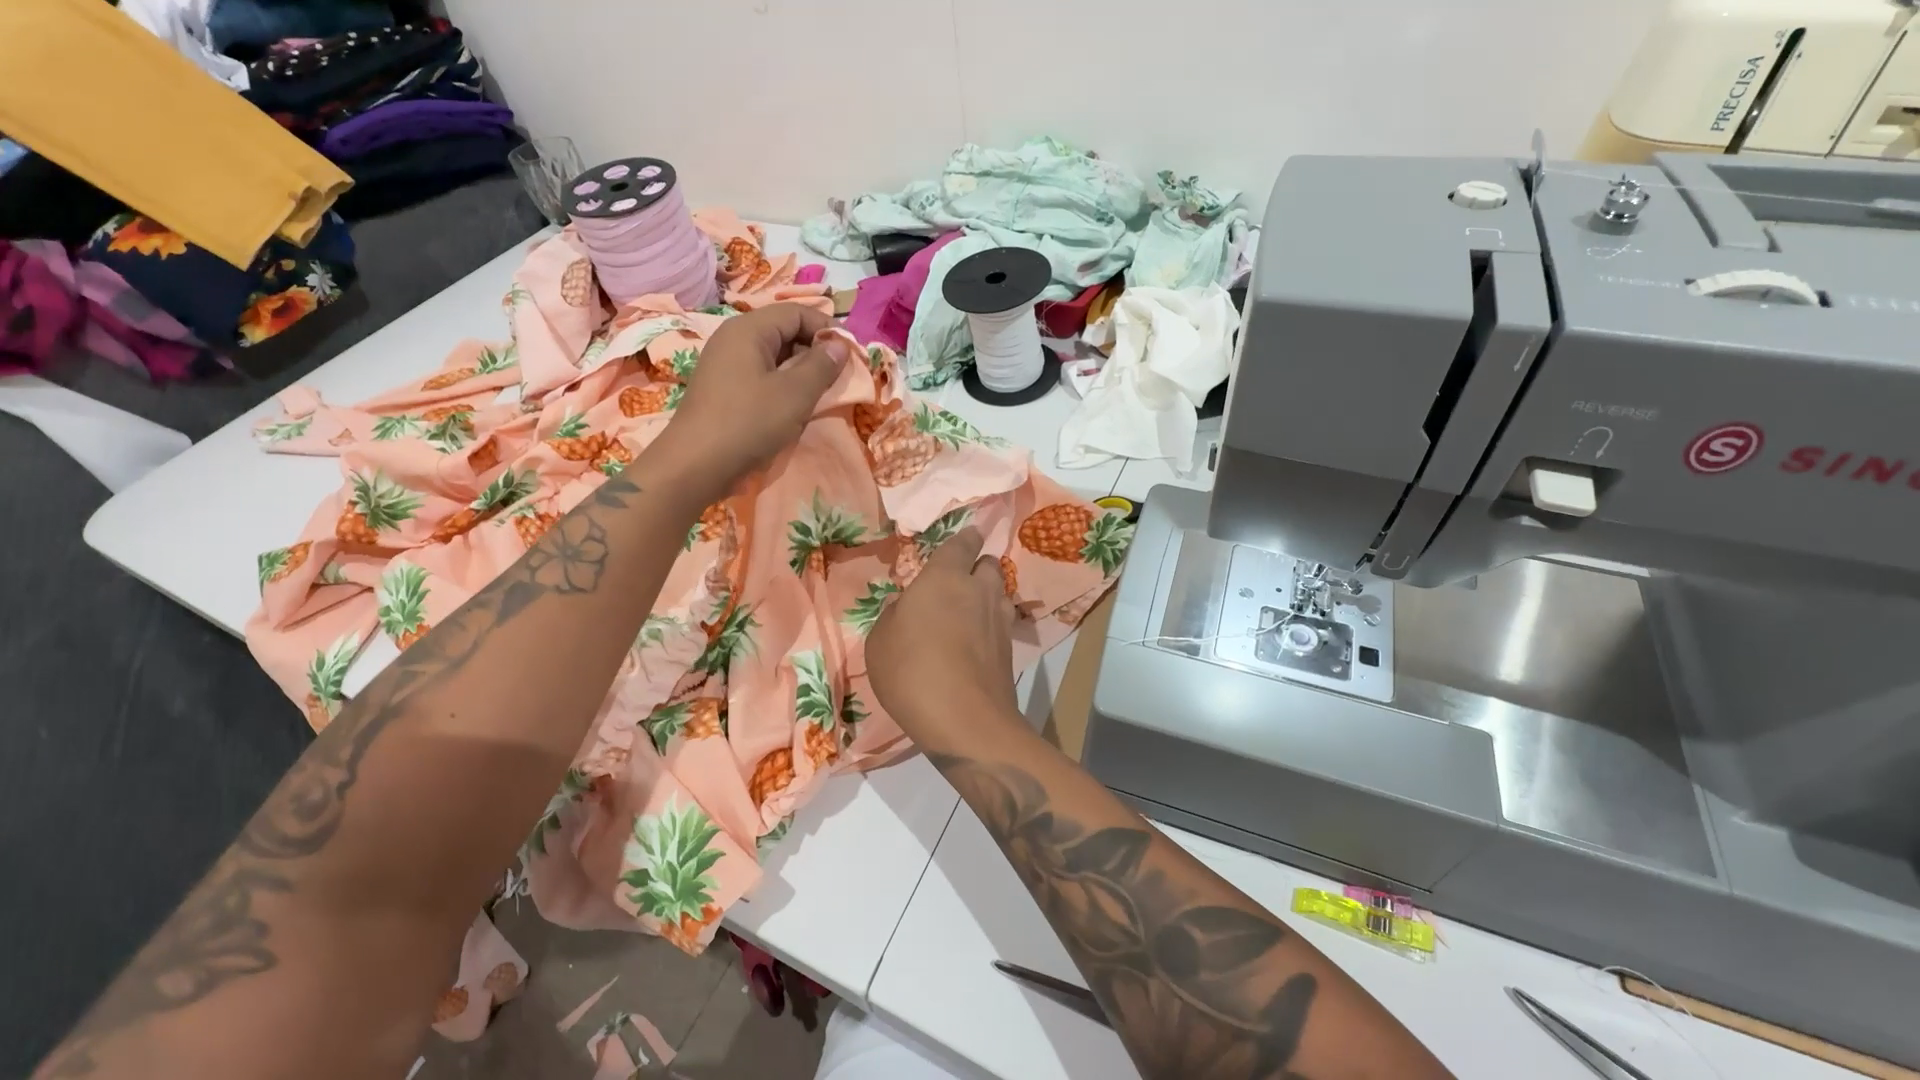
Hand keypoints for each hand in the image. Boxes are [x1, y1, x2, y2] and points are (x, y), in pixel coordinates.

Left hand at [654, 303, 851, 496]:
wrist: (695, 465)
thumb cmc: (748, 422)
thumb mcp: (795, 394)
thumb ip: (822, 365)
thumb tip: (840, 346)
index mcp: (749, 329)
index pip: (797, 312)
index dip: (827, 330)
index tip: (849, 357)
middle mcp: (733, 339)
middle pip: (784, 331)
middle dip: (814, 351)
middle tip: (836, 379)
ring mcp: (724, 365)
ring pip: (773, 356)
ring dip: (799, 372)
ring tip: (816, 396)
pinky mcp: (722, 389)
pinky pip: (759, 376)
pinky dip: (780, 387)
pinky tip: (790, 410)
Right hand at [868, 528, 1019, 744]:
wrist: (966, 722)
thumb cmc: (912, 673)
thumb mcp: (880, 642)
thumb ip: (893, 615)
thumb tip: (905, 605)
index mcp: (945, 578)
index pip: (962, 543)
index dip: (963, 539)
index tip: (964, 538)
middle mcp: (979, 590)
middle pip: (988, 565)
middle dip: (977, 567)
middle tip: (957, 583)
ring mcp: (1001, 620)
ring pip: (999, 593)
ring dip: (987, 597)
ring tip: (967, 613)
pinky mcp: (1011, 650)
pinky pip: (1001, 624)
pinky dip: (990, 626)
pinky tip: (974, 643)